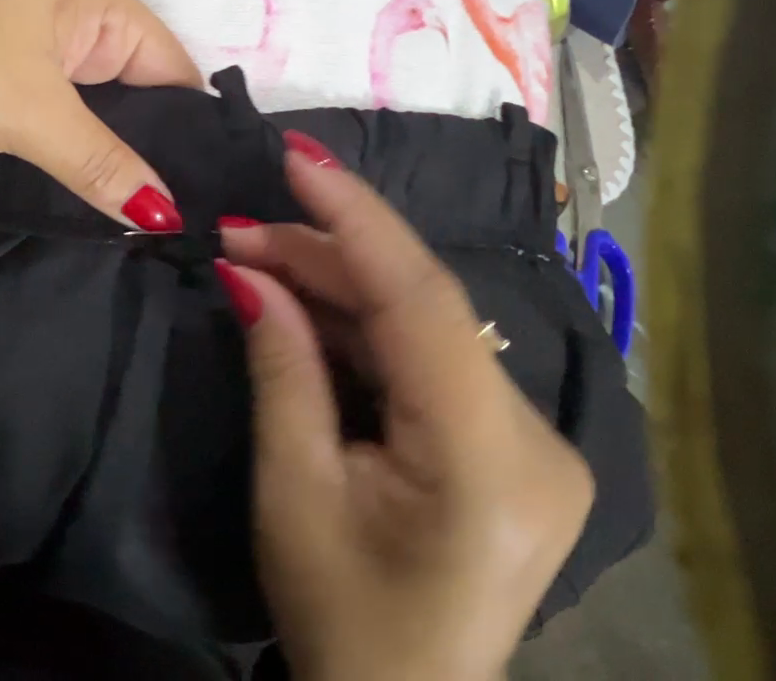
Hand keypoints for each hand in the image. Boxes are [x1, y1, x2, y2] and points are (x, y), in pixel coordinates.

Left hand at [0, 0, 203, 227]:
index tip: (203, 207)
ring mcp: (20, 28)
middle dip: (145, 148)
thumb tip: (167, 217)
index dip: (190, 136)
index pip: (172, 69)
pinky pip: (42, 101)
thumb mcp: (29, 112)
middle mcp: (67, 3)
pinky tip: (69, 183)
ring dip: (98, 148)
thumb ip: (102, 163)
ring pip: (84, 97)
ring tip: (127, 216)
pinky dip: (56, 138)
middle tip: (166, 223)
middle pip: (132, 83)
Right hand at [213, 134, 594, 680]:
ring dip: (340, 287)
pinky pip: (430, 359)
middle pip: (423, 307)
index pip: (423, 303)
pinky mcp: (513, 445)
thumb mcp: (291, 490)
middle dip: (328, 254)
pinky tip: (307, 303)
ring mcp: (534, 440)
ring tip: (259, 256)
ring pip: (426, 326)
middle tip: (240, 231)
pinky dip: (364, 327)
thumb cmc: (337, 617)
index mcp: (489, 460)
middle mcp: (534, 437)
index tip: (298, 157)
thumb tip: (247, 270)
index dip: (357, 218)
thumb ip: (280, 367)